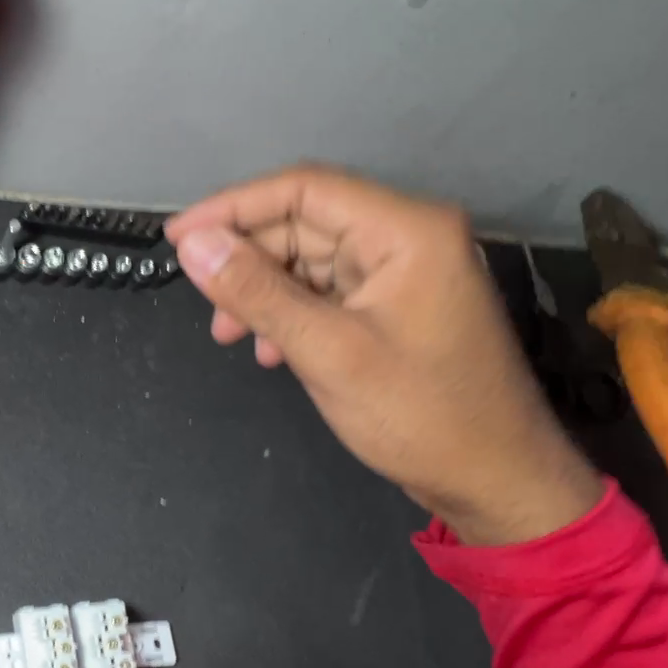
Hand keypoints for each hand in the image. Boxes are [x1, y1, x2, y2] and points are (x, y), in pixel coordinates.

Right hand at [165, 165, 600, 545]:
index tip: (176, 239)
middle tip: (203, 306)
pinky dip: (285, 314)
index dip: (231, 208)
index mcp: (404, 231)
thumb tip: (193, 247)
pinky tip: (268, 350)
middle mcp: (404, 237)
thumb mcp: (326, 351)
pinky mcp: (389, 305)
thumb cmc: (418, 413)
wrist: (492, 477)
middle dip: (244, 261)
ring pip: (304, 260)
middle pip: (301, 224)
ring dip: (259, 293)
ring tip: (231, 336)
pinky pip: (321, 292)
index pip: (302, 191)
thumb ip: (257, 293)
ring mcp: (399, 272)